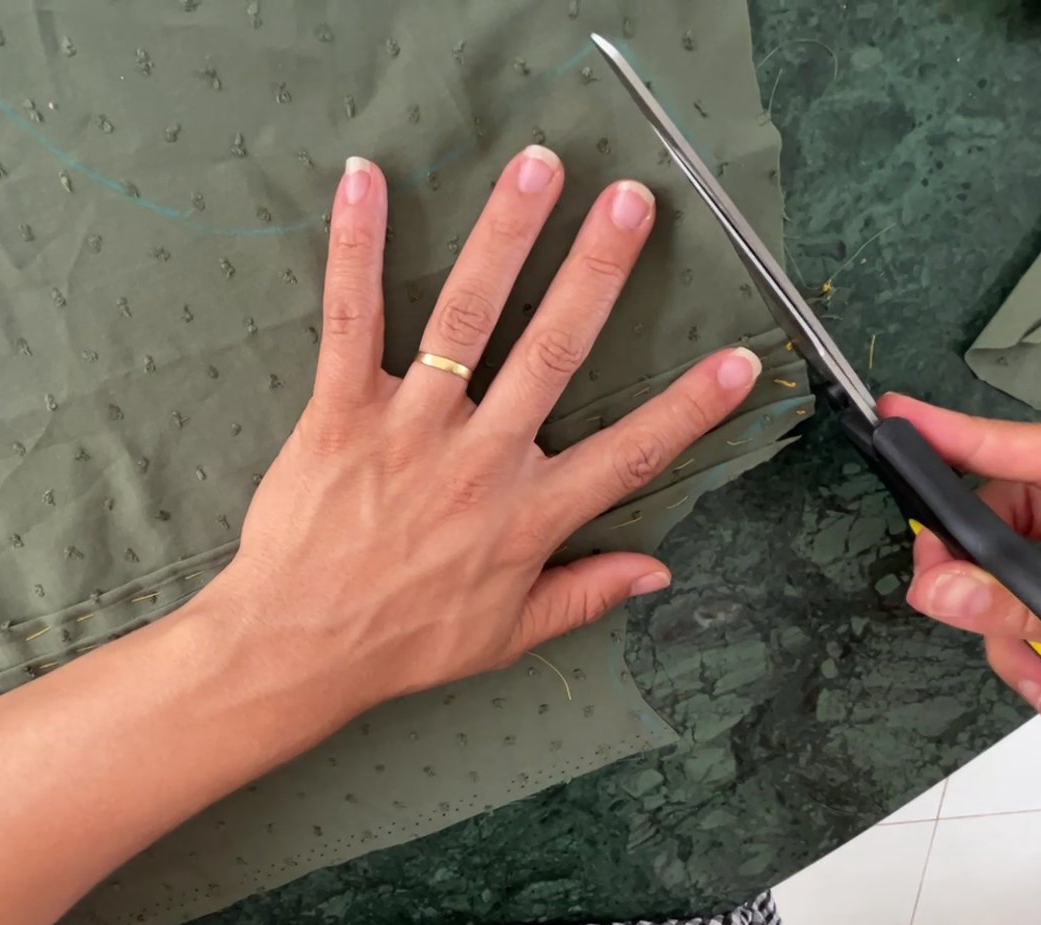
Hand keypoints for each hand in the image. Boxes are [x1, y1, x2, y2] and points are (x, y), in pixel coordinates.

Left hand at [197, 148, 762, 725]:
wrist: (299, 643)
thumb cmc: (403, 641)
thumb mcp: (505, 636)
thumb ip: (584, 597)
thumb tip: (660, 571)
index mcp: (528, 516)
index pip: (630, 456)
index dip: (691, 410)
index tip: (741, 361)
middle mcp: (481, 459)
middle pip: (554, 353)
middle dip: (598, 272)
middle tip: (630, 201)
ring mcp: (410, 427)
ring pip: (467, 317)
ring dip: (506, 236)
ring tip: (539, 166)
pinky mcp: (341, 411)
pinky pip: (351, 318)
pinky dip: (358, 248)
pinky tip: (365, 182)